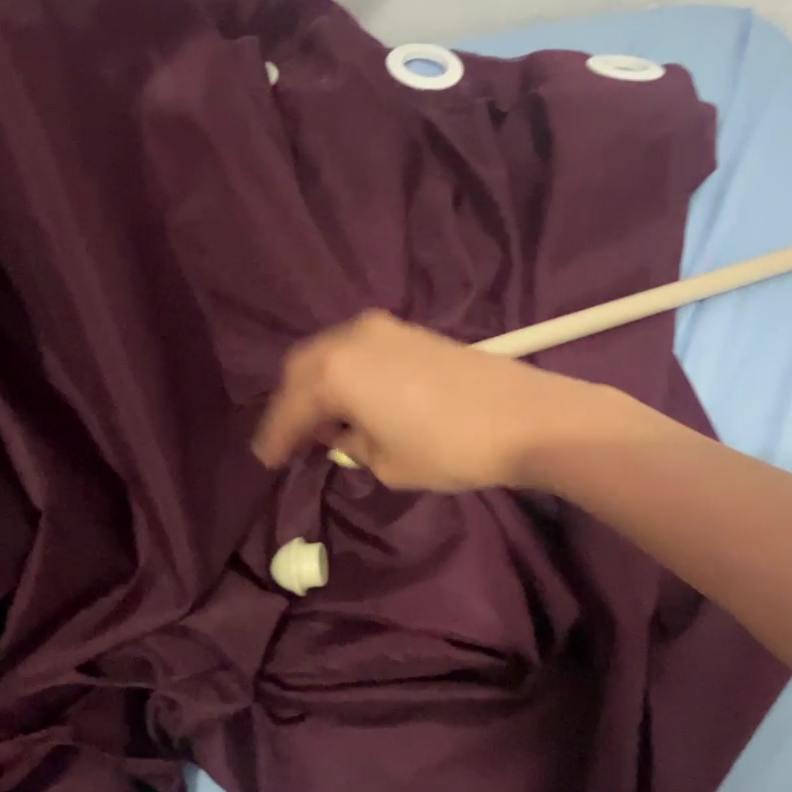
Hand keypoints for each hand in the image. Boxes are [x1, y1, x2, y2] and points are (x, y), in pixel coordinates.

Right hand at [251, 310, 654, 491]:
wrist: (524, 417)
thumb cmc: (448, 448)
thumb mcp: (388, 463)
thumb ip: (353, 446)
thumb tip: (344, 436)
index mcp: (335, 370)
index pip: (290, 407)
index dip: (276, 437)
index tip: (266, 462)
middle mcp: (351, 337)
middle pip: (305, 369)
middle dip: (294, 405)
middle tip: (292, 441)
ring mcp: (385, 328)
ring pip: (332, 355)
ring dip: (321, 386)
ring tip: (324, 423)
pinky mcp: (412, 332)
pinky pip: (360, 352)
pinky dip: (348, 375)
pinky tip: (357, 401)